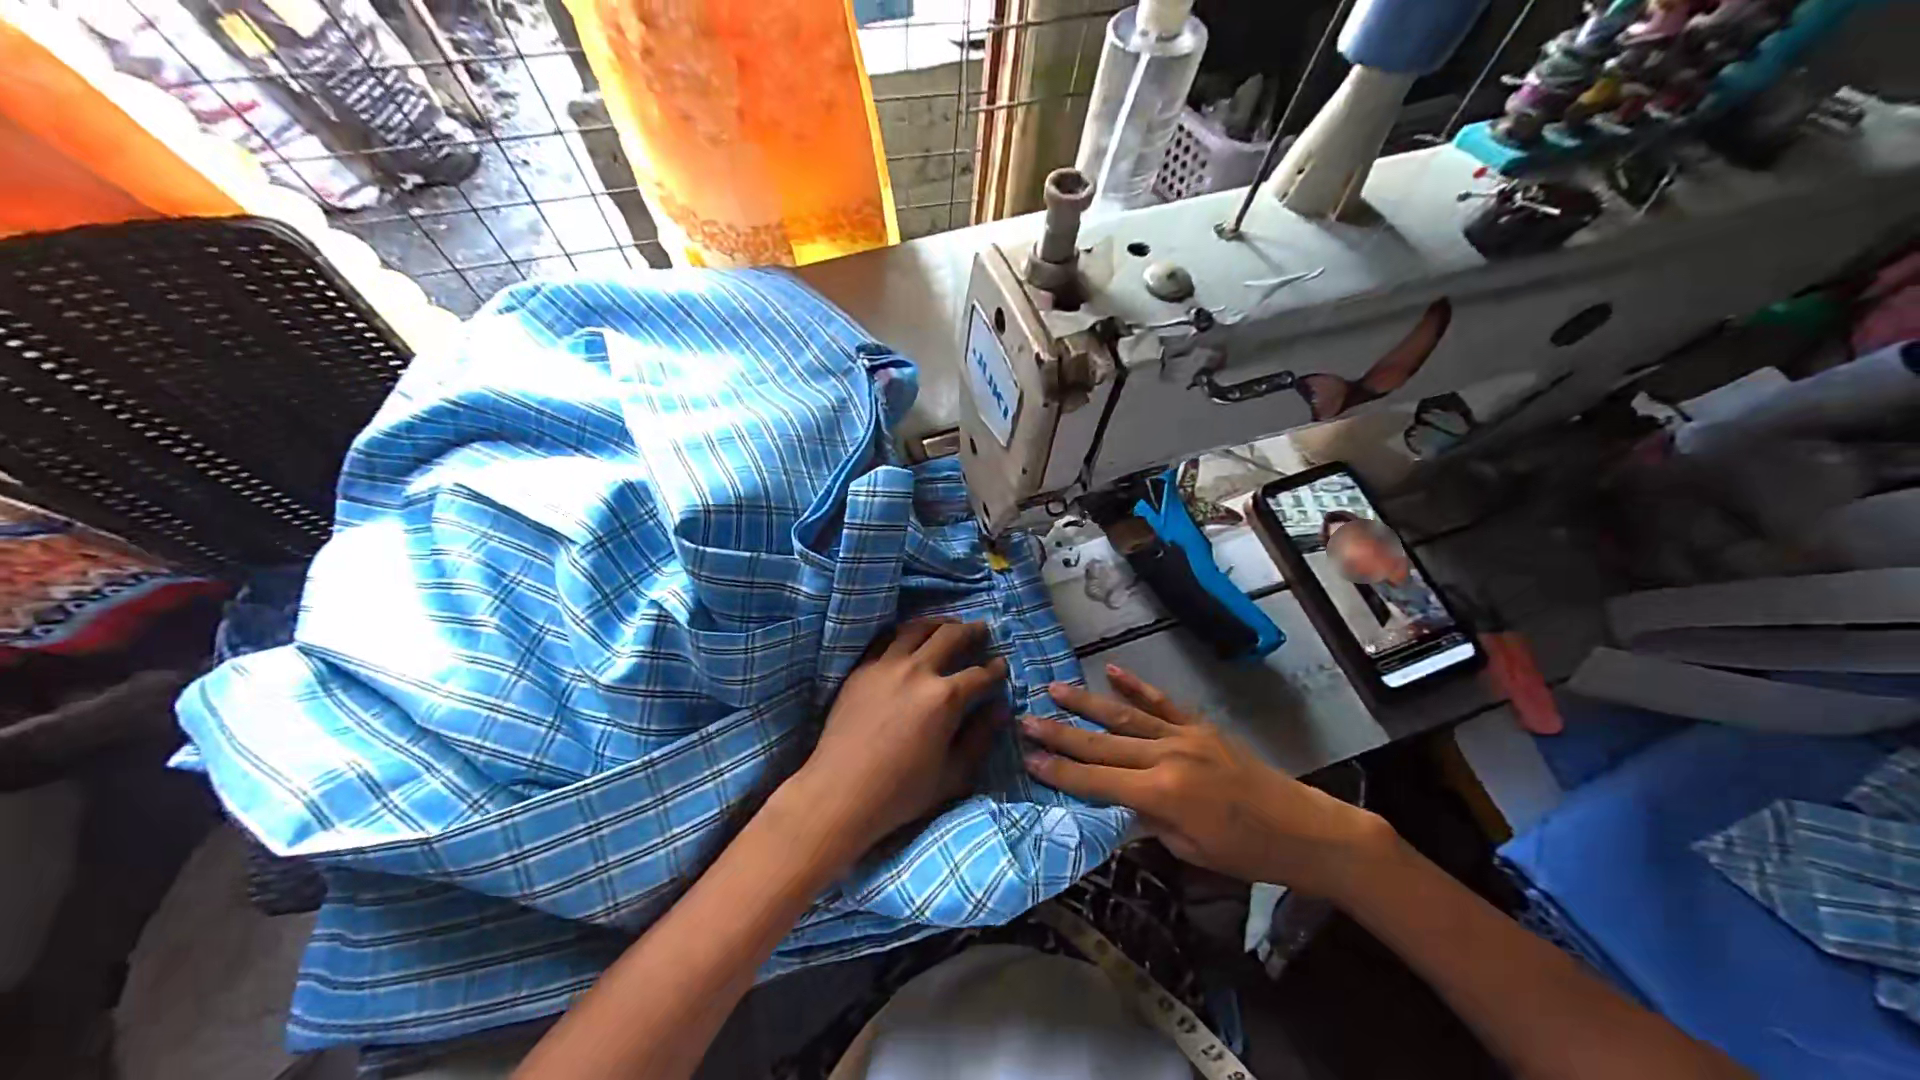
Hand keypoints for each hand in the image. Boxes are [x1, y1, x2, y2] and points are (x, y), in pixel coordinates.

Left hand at [780, 618, 1007, 867]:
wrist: (841, 792)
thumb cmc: (901, 792)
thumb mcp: (953, 774)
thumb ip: (980, 738)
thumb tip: (1000, 709)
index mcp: (945, 698)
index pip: (980, 674)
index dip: (995, 668)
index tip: (1001, 665)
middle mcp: (917, 671)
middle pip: (951, 636)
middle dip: (971, 631)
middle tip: (981, 629)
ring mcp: (885, 666)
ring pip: (917, 628)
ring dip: (938, 623)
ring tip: (948, 625)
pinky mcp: (861, 670)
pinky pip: (886, 640)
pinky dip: (904, 634)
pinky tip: (909, 638)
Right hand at [1022, 665, 1396, 900]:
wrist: (1303, 828)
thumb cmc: (1244, 852)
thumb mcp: (1187, 849)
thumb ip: (1145, 819)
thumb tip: (1111, 801)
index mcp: (1160, 794)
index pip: (1097, 779)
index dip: (1060, 770)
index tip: (1028, 757)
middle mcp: (1166, 757)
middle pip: (1102, 743)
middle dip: (1060, 732)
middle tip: (1026, 719)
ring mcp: (1184, 736)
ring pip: (1125, 715)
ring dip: (1087, 702)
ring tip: (1054, 689)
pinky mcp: (1200, 726)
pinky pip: (1162, 703)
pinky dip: (1136, 687)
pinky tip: (1113, 672)